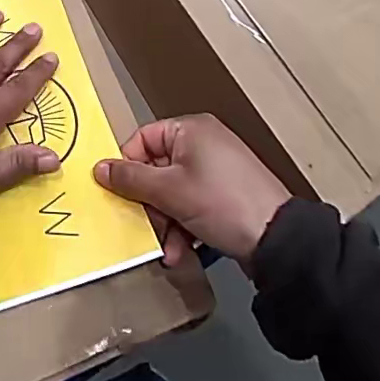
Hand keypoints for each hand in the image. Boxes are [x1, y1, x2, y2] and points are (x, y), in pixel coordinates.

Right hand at [94, 115, 290, 272]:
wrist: (279, 241)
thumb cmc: (225, 203)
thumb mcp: (169, 191)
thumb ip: (131, 178)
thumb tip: (100, 168)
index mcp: (190, 129)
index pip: (142, 139)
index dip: (127, 166)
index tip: (118, 193)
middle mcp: (202, 144)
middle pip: (155, 170)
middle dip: (149, 205)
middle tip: (147, 226)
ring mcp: (215, 171)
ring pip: (171, 193)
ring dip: (164, 223)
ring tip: (169, 248)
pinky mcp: (224, 196)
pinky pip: (190, 205)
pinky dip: (182, 227)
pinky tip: (183, 251)